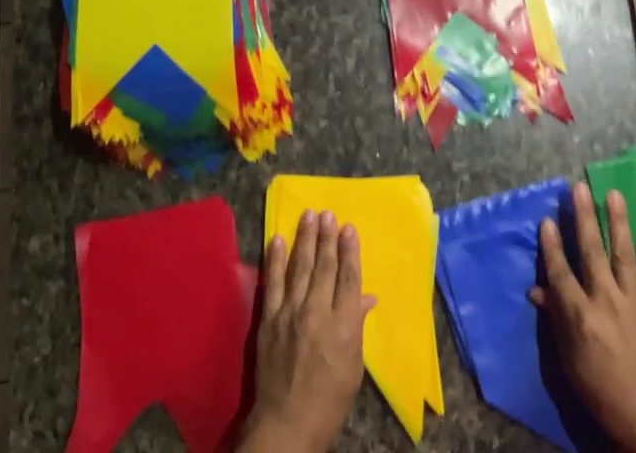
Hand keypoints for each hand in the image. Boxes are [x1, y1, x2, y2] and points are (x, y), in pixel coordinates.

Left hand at [239, 210, 376, 452]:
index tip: (349, 228)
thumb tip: (366, 298)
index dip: (350, 251)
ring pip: (299, 268)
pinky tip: (276, 240)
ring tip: (308, 216)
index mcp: (343, 325)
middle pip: (324, 267)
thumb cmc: (330, 398)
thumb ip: (357, 326)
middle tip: (328, 213)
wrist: (288, 421)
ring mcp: (290, 313)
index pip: (348, 278)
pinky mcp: (269, 319)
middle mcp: (317, 312)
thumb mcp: (355, 366)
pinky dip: (275, 260)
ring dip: (304, 240)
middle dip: (327, 238)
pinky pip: (273, 283)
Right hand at [531, 183, 635, 452]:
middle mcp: (605, 301)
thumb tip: (538, 291)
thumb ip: (556, 319)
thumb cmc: (598, 388)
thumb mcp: (567, 358)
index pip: (560, 273)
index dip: (552, 246)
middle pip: (592, 252)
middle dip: (584, 218)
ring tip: (615, 194)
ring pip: (623, 255)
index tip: (546, 220)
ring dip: (619, 223)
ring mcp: (633, 302)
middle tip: (578, 188)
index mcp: (580, 315)